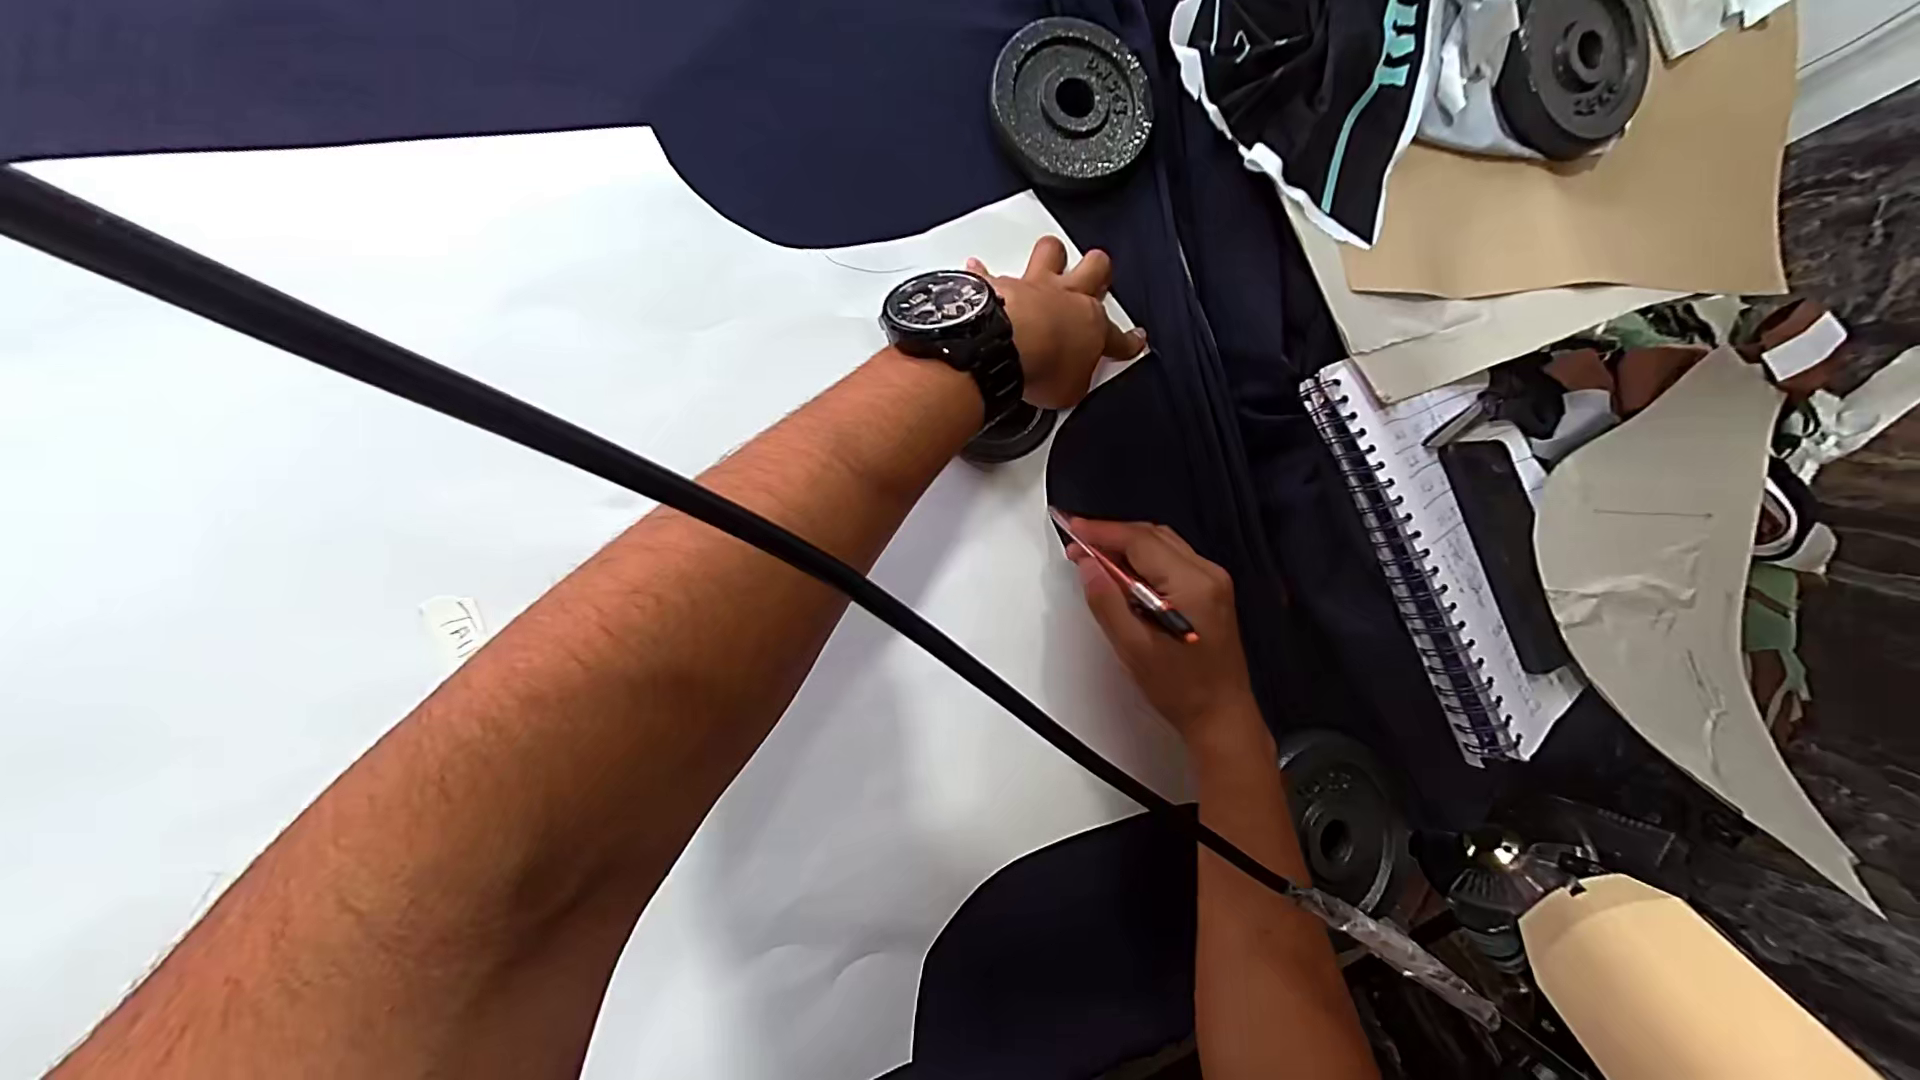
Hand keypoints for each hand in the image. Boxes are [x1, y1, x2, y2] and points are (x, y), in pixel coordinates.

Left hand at [966, 237, 1146, 409]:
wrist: (1003, 347)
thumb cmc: (1039, 365)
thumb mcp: (1068, 392)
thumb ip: (1074, 384)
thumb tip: (1069, 388)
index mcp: (1092, 327)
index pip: (1118, 336)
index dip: (1129, 341)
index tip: (1134, 340)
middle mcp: (1065, 297)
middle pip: (1096, 268)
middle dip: (1099, 272)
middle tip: (1096, 279)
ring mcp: (1032, 285)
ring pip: (1052, 252)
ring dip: (1052, 255)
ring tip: (1050, 261)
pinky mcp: (999, 284)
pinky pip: (990, 272)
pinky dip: (983, 272)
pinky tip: (977, 270)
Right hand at [1063, 518, 1264, 750]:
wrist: (1220, 715)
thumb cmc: (1183, 690)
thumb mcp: (1133, 648)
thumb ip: (1107, 602)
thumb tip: (1088, 566)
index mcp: (1193, 586)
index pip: (1140, 541)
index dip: (1102, 531)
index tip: (1074, 527)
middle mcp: (1209, 575)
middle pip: (1152, 535)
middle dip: (1111, 536)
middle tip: (1078, 544)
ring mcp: (1213, 581)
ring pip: (1161, 544)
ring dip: (1126, 546)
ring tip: (1093, 558)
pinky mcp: (1210, 590)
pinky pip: (1171, 559)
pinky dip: (1142, 559)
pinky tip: (1122, 573)